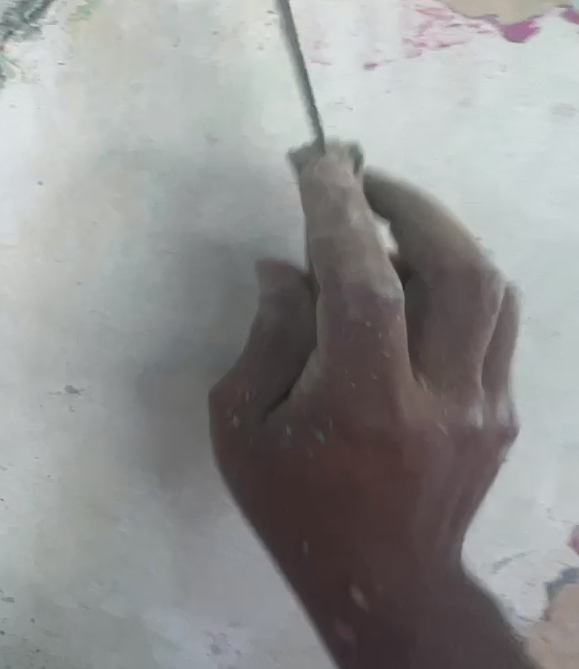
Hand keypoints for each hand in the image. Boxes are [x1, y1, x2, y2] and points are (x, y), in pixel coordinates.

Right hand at [209, 147, 524, 665]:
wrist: (381, 576)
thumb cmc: (286, 496)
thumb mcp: (239, 417)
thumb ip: (270, 337)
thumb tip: (284, 267)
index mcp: (364, 400)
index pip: (365, 286)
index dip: (339, 215)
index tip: (314, 164)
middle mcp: (444, 396)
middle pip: (462, 277)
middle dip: (414, 209)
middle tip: (359, 176)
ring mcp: (486, 405)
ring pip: (491, 295)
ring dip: (437, 238)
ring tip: (379, 215)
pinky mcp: (501, 412)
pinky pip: (488, 326)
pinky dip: (448, 280)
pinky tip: (400, 277)